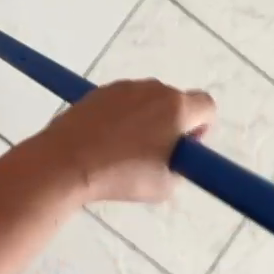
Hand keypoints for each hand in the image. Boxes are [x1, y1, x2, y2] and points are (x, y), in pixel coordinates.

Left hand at [32, 79, 216, 203]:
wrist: (66, 161)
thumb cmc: (121, 175)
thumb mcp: (165, 186)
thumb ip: (180, 168)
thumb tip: (173, 160)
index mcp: (175, 107)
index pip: (207, 106)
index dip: (201, 127)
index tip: (183, 148)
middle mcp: (152, 88)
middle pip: (175, 101)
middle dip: (172, 123)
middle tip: (154, 153)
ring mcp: (122, 87)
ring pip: (146, 100)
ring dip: (145, 119)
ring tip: (123, 149)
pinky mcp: (97, 91)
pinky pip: (121, 101)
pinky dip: (120, 116)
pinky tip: (104, 140)